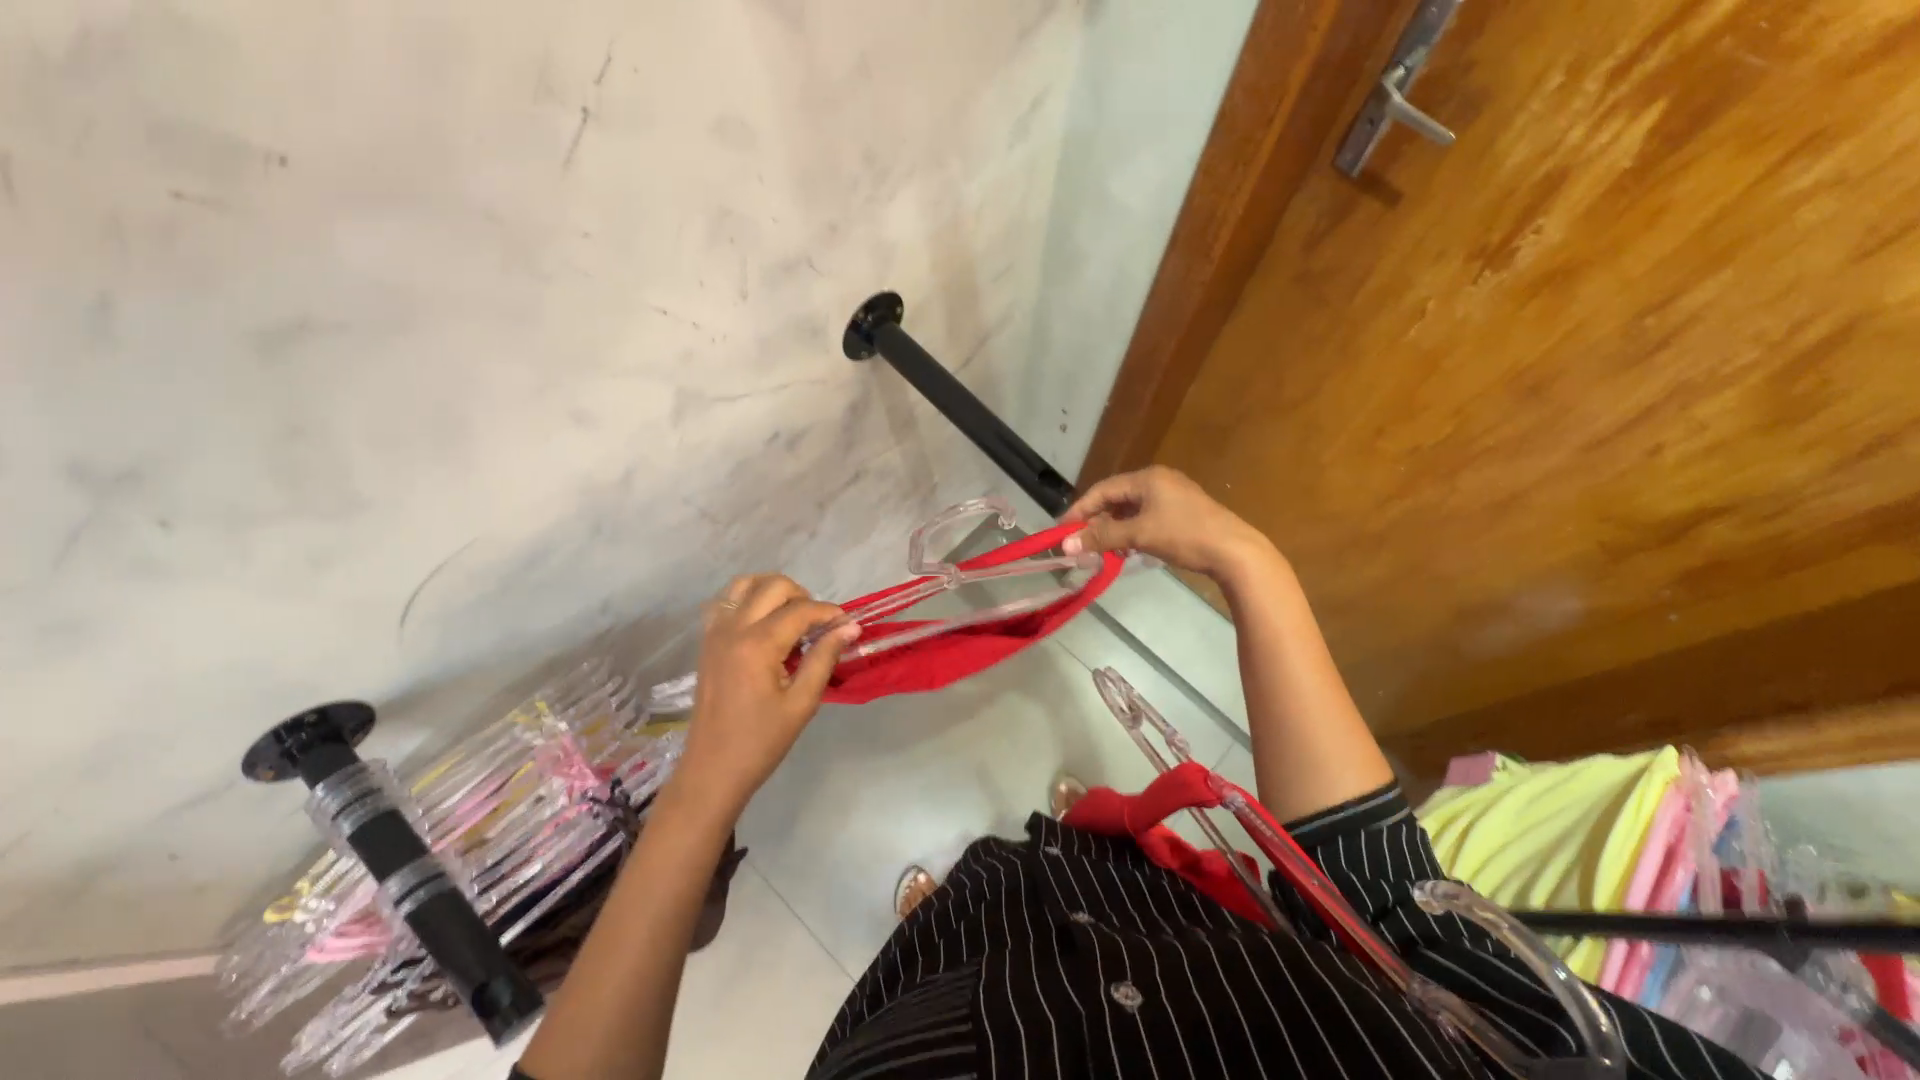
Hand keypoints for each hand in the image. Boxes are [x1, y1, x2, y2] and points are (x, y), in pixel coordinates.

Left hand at [676, 574, 859, 815]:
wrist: (713, 769)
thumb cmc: (761, 742)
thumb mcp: (802, 703)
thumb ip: (824, 658)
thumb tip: (849, 627)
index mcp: (758, 645)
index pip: (801, 610)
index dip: (829, 613)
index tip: (848, 626)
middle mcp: (733, 629)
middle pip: (772, 586)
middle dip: (802, 596)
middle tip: (819, 625)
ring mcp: (715, 633)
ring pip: (744, 585)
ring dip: (773, 591)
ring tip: (791, 617)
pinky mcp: (707, 642)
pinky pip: (726, 602)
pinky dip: (747, 600)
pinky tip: (764, 623)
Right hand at [1060, 466, 1275, 578]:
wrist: (1234, 551)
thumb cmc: (1184, 536)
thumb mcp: (1139, 535)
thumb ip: (1101, 537)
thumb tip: (1066, 543)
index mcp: (1147, 478)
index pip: (1102, 490)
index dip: (1079, 510)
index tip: (1062, 531)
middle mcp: (1158, 481)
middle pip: (1116, 498)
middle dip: (1096, 521)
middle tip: (1080, 544)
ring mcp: (1172, 496)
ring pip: (1131, 510)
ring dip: (1113, 529)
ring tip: (1102, 550)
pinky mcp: (1182, 512)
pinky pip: (1146, 517)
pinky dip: (1131, 531)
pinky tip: (1128, 549)